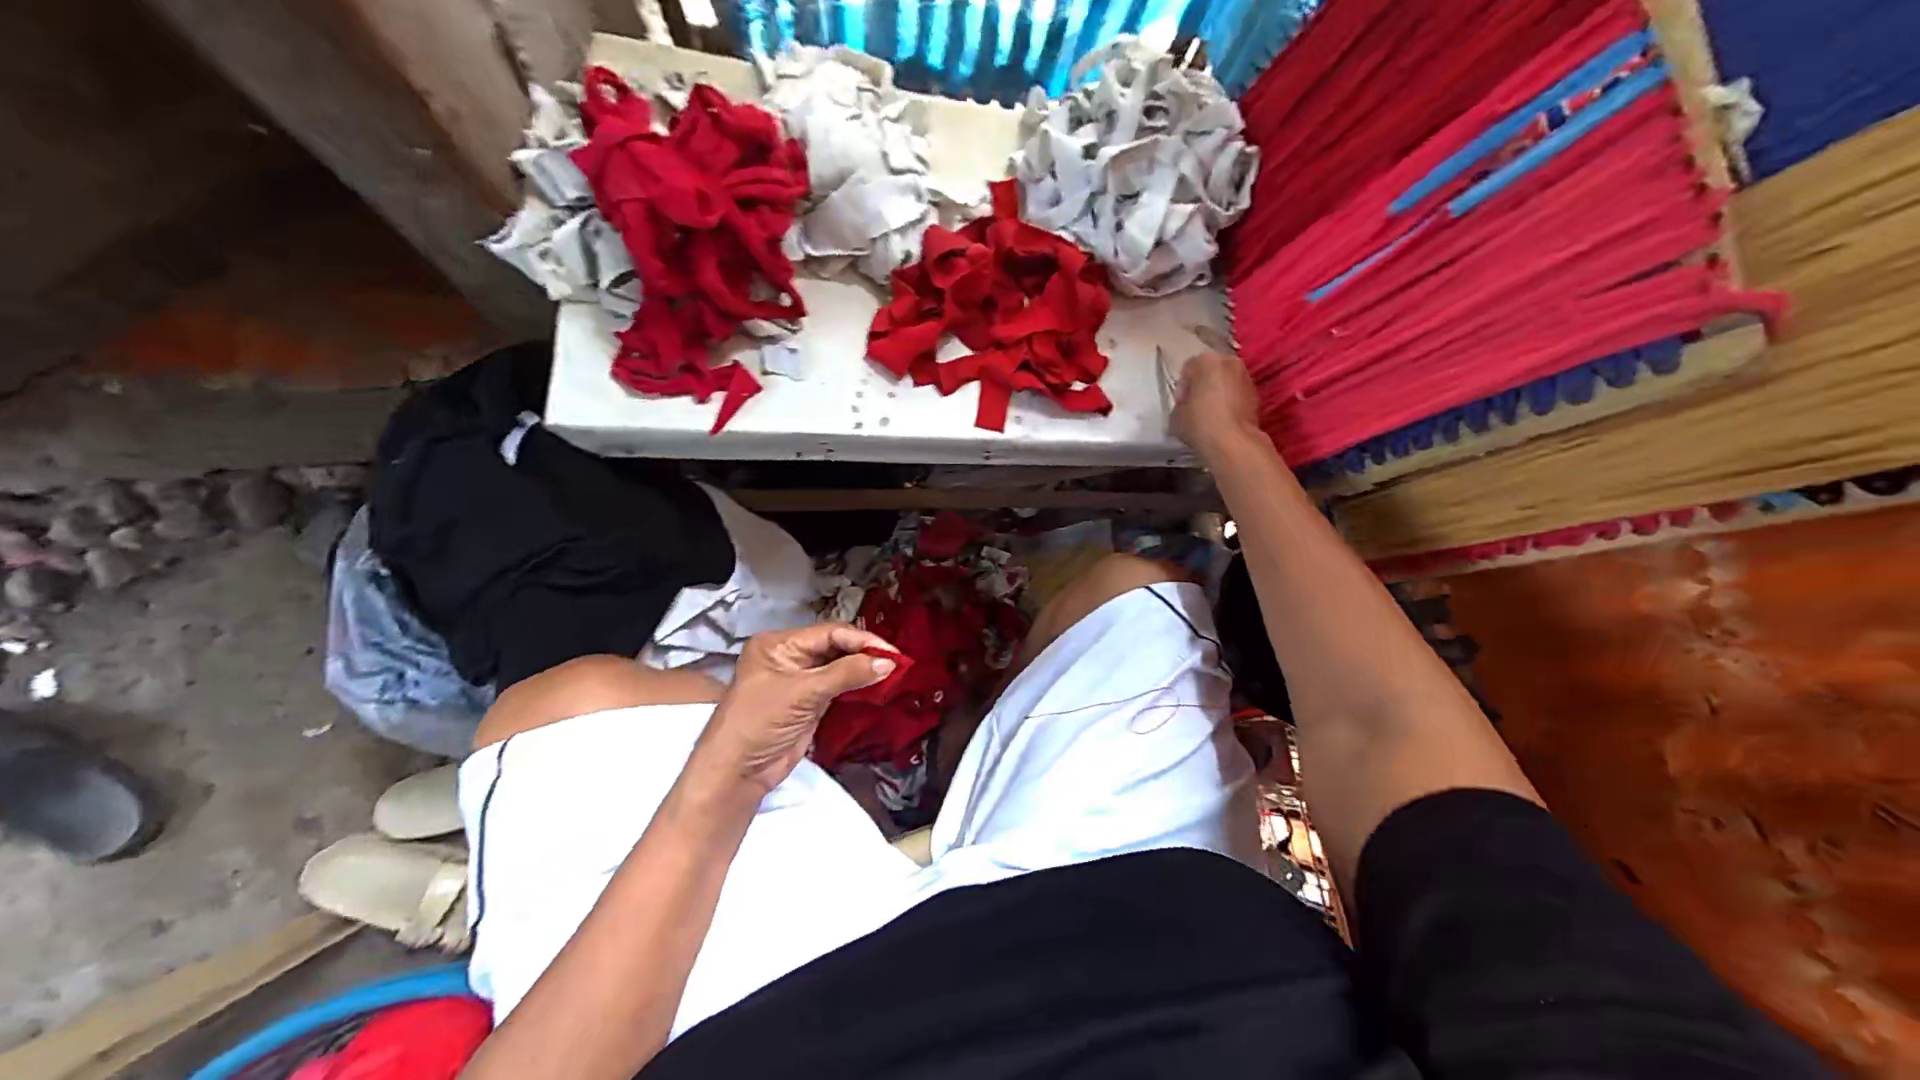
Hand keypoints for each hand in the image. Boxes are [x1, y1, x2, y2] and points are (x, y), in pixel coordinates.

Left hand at [696, 623, 897, 794]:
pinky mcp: (809, 702)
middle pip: (835, 647)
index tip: (891, 652)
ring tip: (894, 673)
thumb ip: (846, 674)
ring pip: (839, 666)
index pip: (828, 633)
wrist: (737, 772)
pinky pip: (839, 686)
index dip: (861, 640)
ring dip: (864, 670)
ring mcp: (800, 680)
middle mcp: (789, 656)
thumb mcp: (802, 693)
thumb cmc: (759, 723)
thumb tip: (887, 664)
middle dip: (865, 653)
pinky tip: (878, 686)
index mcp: (778, 644)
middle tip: (897, 662)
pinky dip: (858, 686)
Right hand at [1170, 350, 1264, 463]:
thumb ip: (1181, 404)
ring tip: (1210, 414)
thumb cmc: (1199, 423)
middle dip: (1202, 386)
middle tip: (1195, 406)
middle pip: (1211, 371)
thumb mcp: (1176, 415)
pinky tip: (1223, 419)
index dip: (1182, 387)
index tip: (1181, 404)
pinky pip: (1237, 393)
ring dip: (1218, 393)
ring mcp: (1246, 377)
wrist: (1233, 442)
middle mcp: (1230, 361)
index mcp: (1207, 360)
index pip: (1189, 368)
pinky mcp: (1257, 394)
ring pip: (1226, 381)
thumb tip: (1188, 407)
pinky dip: (1231, 401)